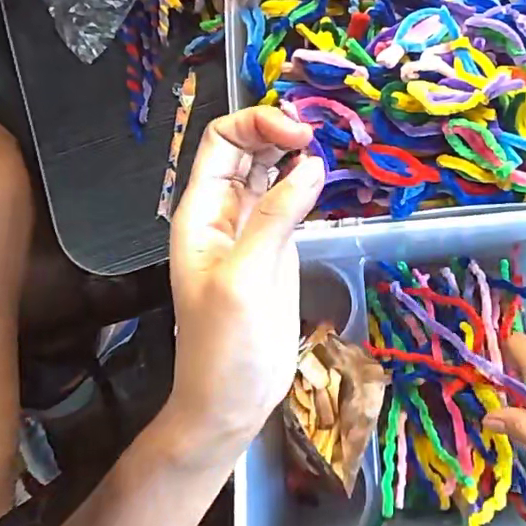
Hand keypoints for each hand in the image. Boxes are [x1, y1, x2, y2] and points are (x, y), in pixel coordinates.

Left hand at [166, 107, 323, 454]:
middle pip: (246, 147)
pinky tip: (322, 177)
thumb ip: (276, 217)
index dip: (257, 124)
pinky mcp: (275, 246)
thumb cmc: (224, 345)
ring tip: (323, 150)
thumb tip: (313, 163)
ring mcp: (251, 228)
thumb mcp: (245, 277)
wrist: (230, 400)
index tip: (300, 136)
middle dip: (277, 131)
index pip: (221, 142)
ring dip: (292, 152)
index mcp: (201, 211)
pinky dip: (304, 181)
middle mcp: (224, 211)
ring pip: (269, 170)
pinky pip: (287, 199)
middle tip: (317, 139)